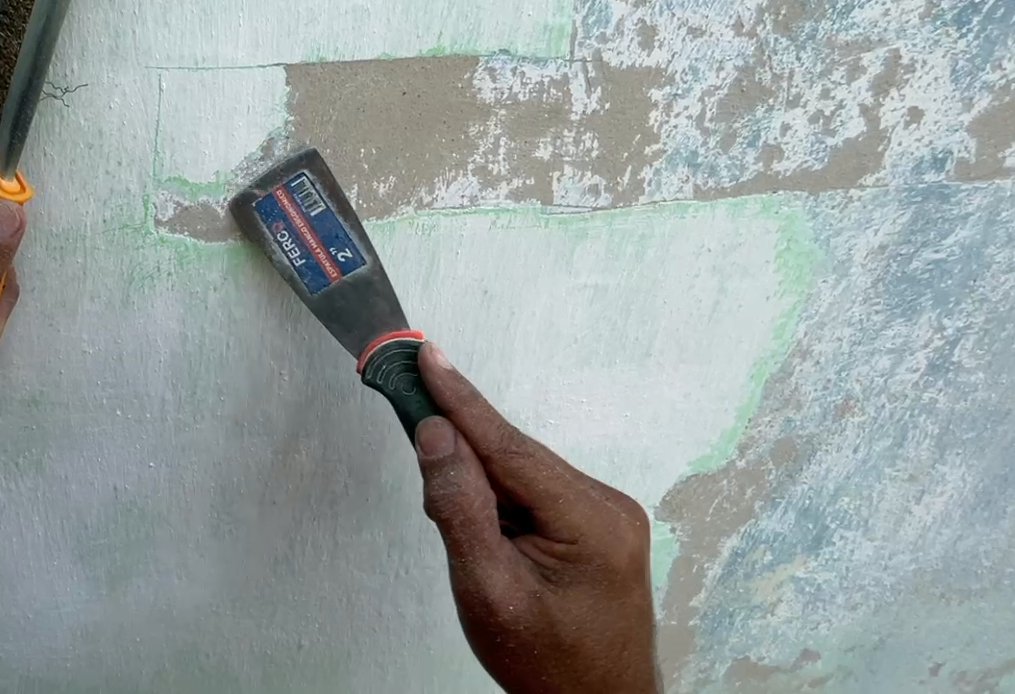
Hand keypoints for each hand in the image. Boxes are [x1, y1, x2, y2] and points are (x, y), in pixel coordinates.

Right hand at [414, 343, 658, 693]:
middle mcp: (605, 503)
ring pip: (516, 467)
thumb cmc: (538, 660)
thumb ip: (457, 505)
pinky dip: (492, 493)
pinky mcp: (593, 521)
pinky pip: (527, 485)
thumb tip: (435, 429)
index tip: (425, 353)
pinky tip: (483, 527)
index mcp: (590, 521)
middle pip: (510, 453)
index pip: (507, 445)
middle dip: (458, 447)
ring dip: (474, 478)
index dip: (459, 397)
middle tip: (409, 425)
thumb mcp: (485, 588)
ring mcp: (604, 511)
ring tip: (460, 528)